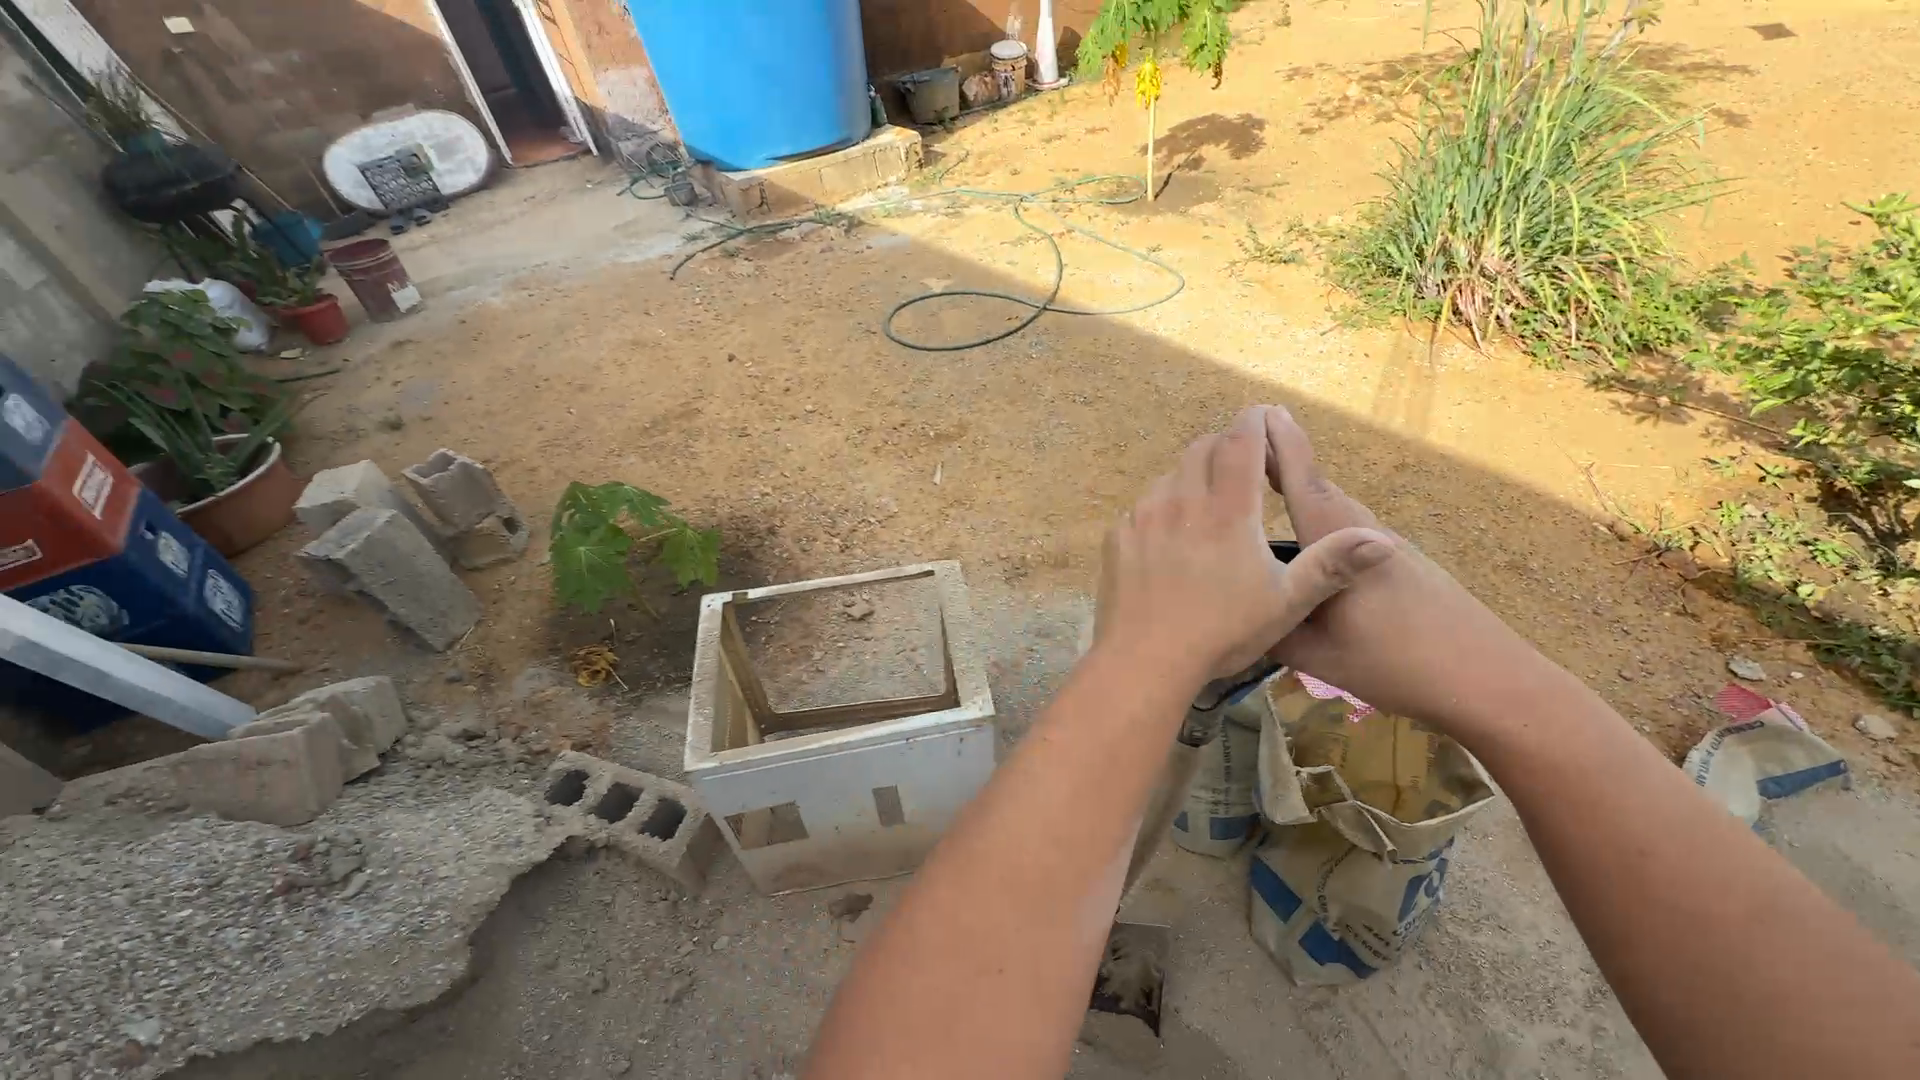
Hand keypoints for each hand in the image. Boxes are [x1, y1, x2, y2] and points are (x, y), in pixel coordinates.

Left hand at [1094, 407, 1393, 684]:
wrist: (1144, 661)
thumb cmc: (1221, 633)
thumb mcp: (1286, 603)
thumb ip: (1332, 565)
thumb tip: (1384, 541)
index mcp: (1228, 510)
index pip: (1241, 440)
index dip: (1254, 420)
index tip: (1264, 413)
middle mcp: (1181, 500)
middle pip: (1202, 448)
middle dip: (1226, 445)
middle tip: (1243, 463)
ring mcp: (1143, 516)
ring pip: (1170, 475)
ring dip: (1192, 476)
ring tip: (1208, 503)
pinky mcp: (1118, 535)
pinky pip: (1143, 505)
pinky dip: (1163, 507)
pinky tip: (1171, 537)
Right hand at [1261, 407, 1555, 731]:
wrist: (1488, 680)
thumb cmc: (1397, 662)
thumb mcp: (1316, 654)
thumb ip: (1272, 628)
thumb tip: (1238, 614)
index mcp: (1339, 543)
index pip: (1302, 481)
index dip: (1280, 445)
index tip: (1262, 411)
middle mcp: (1364, 534)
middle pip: (1317, 488)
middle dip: (1281, 463)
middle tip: (1242, 450)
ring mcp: (1388, 549)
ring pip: (1334, 513)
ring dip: (1301, 494)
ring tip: (1264, 493)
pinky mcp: (1401, 567)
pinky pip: (1348, 534)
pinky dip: (1319, 526)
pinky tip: (1307, 552)